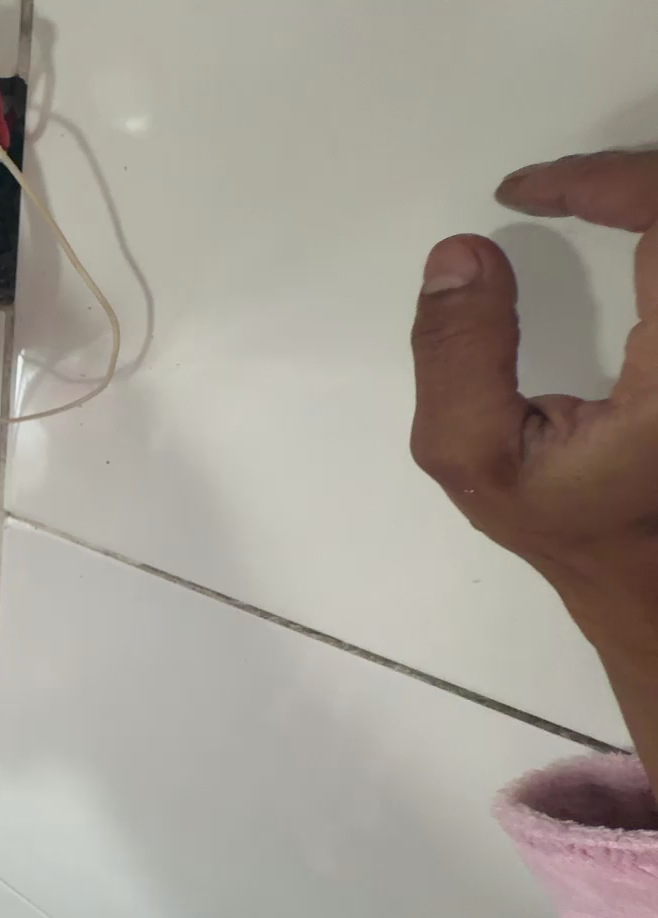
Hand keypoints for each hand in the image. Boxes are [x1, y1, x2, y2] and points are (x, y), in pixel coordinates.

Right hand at [411, 151, 657, 768]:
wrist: (653, 561)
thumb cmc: (559, 513)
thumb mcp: (466, 449)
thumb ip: (456, 353)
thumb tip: (457, 254)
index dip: (602, 183)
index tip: (524, 191)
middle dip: (638, 178)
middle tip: (562, 188)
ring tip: (602, 198)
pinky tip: (646, 228)